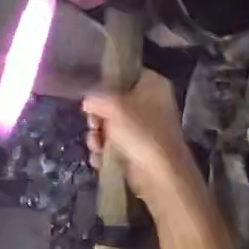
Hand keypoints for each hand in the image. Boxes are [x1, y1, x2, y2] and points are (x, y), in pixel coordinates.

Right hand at [83, 71, 202, 206]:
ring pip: (111, 126)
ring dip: (98, 137)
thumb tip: (88, 102)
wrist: (161, 175)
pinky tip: (100, 158)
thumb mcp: (114, 106)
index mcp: (153, 85)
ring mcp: (145, 129)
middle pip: (114, 102)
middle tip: (95, 124)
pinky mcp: (139, 150)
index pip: (125, 74)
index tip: (91, 94)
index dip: (106, 83)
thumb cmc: (141, 132)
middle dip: (98, 116)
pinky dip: (105, 152)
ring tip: (97, 146)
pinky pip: (114, 145)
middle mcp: (151, 104)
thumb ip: (96, 98)